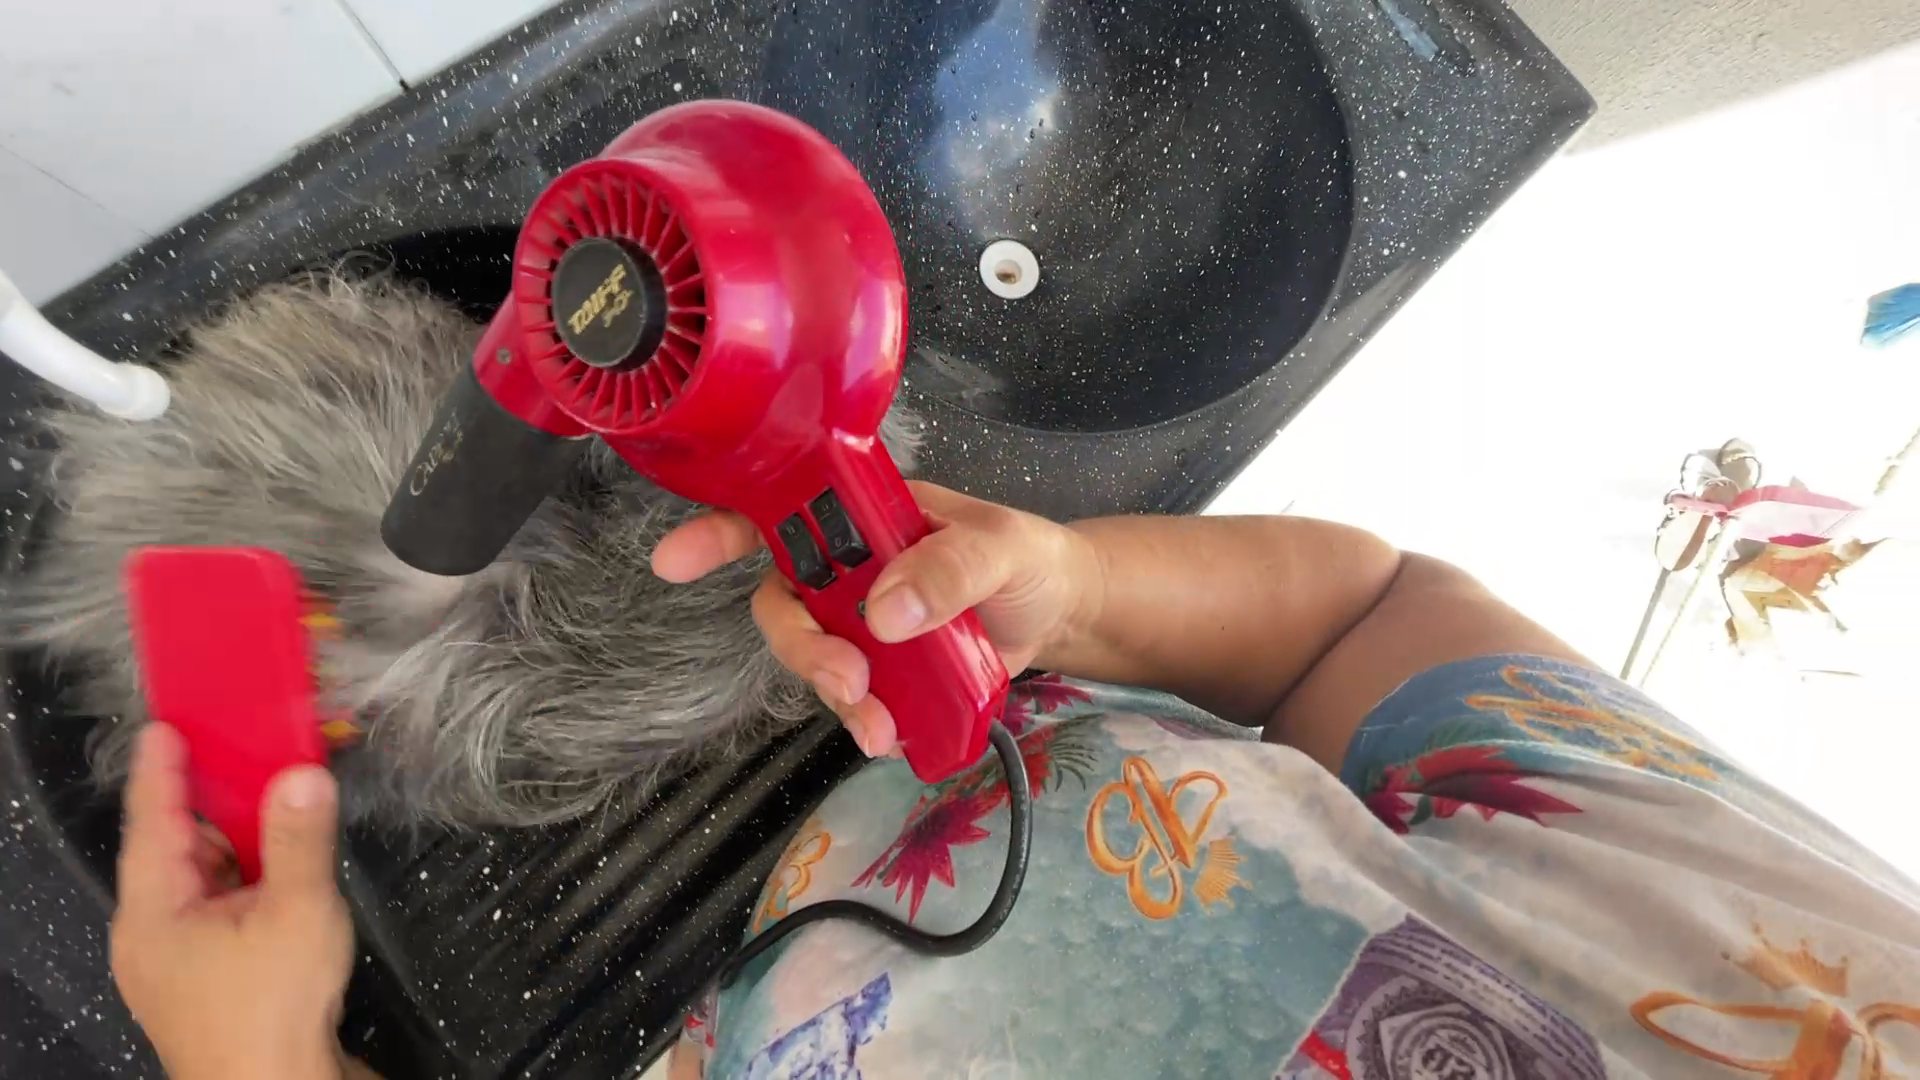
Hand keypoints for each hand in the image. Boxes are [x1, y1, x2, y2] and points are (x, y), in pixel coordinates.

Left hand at [111, 724, 355, 1079]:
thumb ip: (299, 839)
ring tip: (274, 787)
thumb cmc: (273, 991)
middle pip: (179, 846)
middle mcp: (157, 925)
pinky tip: (283, 850)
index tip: (165, 724)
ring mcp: (181, 947)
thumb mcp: (296, 908)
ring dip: (238, 828)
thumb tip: (302, 772)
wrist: (274, 1076)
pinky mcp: (211, 960)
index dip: (160, 772)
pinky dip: (251, 859)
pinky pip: (226, 891)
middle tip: (245, 743)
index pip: (154, 825)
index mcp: (157, 910)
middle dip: (209, 794)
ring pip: (207, 870)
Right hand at [652, 482, 1101, 755]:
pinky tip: (892, 735)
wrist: (1061, 613)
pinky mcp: (888, 667)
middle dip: (802, 646)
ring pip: (815, 656)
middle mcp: (853, 565)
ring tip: (879, 724)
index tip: (674, 561)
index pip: (783, 510)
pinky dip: (863, 718)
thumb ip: (950, 569)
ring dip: (835, 693)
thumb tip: (883, 612)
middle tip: (848, 681)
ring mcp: (866, 621)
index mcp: (869, 515)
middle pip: (787, 601)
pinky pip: (853, 695)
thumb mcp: (1001, 549)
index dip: (722, 531)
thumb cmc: (1029, 560)